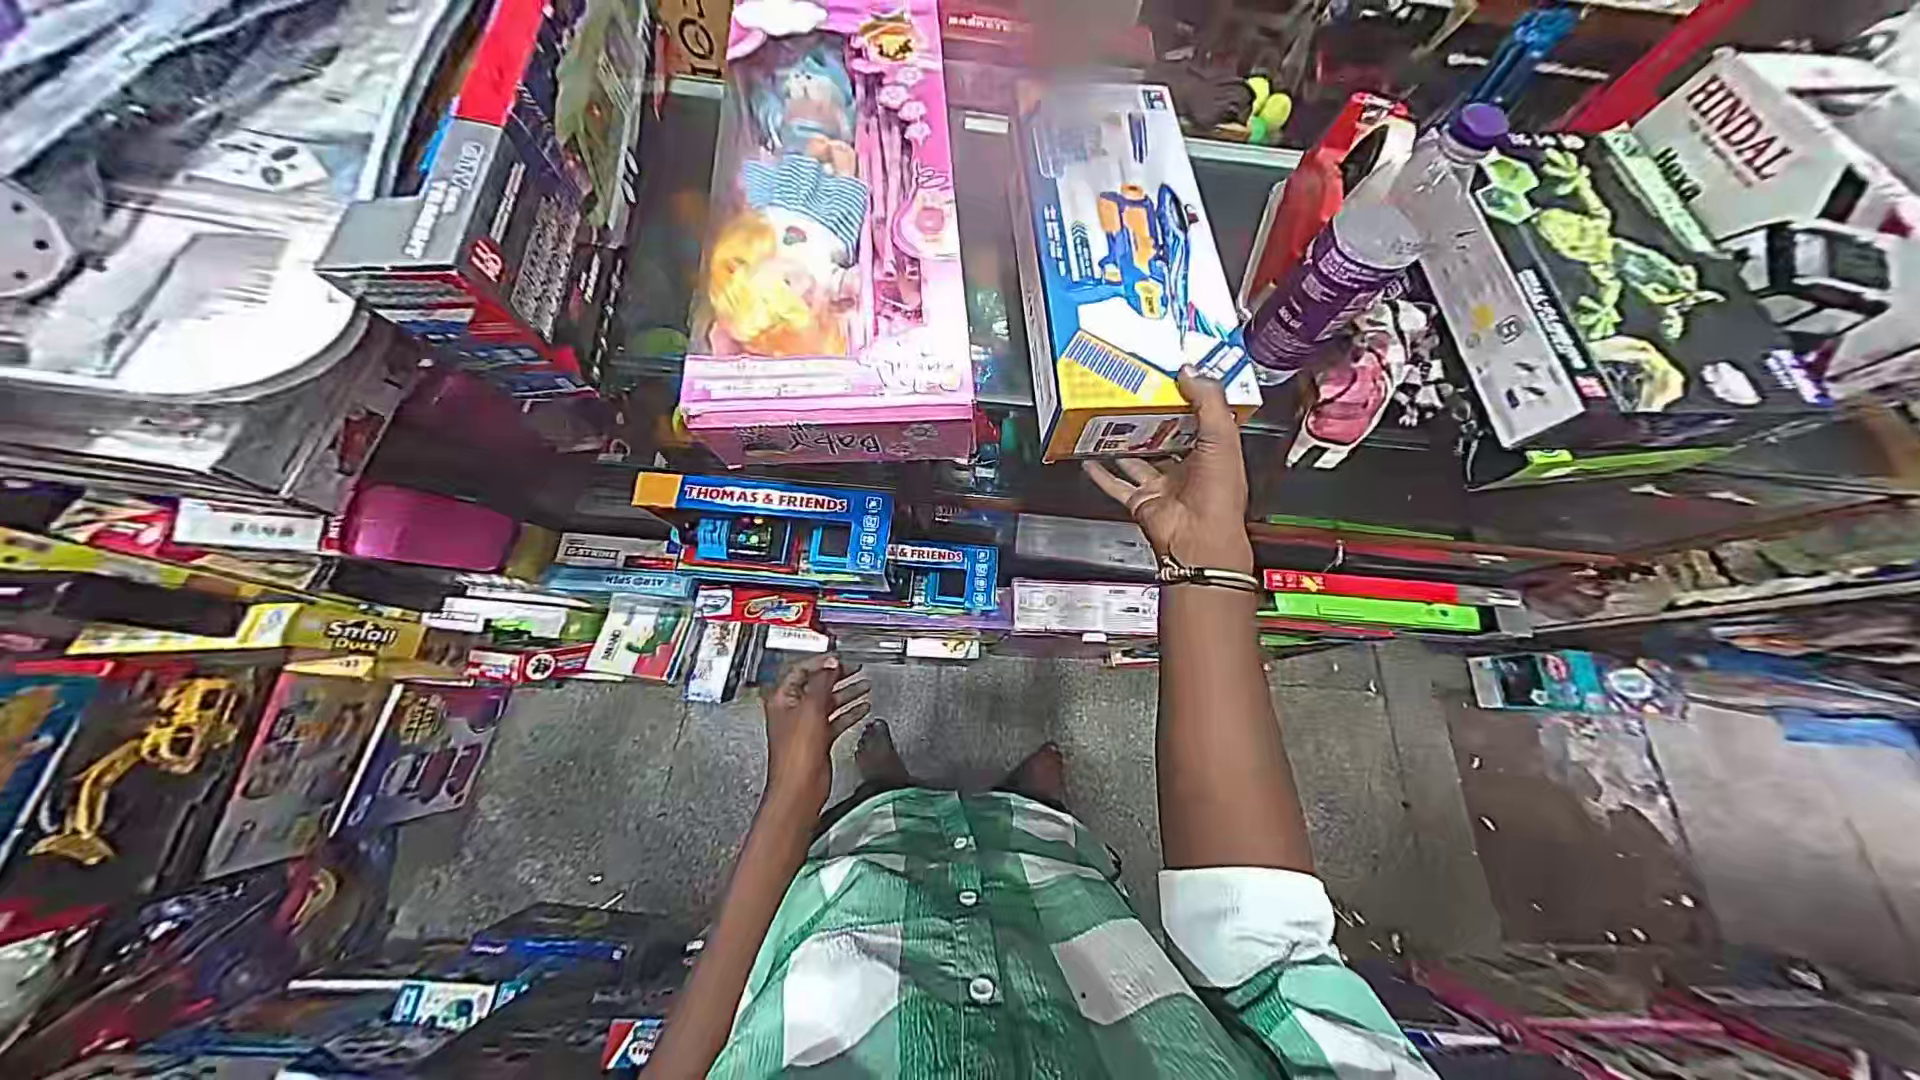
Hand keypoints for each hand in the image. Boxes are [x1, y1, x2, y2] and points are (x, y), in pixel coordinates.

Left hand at [761, 654, 870, 810]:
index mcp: (783, 699)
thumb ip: (822, 683)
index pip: (801, 671)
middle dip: (838, 676)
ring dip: (848, 693)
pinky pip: (837, 720)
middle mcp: (793, 711)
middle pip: (817, 686)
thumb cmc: (796, 754)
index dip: (821, 663)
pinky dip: (850, 713)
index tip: (838, 659)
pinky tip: (862, 708)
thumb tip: (830, 665)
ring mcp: (806, 726)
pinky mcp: (819, 739)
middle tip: (855, 668)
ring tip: (864, 685)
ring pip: (829, 703)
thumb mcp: (811, 707)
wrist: (800, 787)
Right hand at [1083, 366, 1253, 573]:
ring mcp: (1161, 486)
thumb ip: (1207, 401)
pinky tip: (1089, 459)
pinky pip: (1115, 485)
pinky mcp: (1140, 501)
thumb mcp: (1222, 435)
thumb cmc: (1219, 494)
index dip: (1187, 400)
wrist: (1199, 538)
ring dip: (1123, 444)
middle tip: (1132, 398)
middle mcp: (1186, 470)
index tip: (1170, 380)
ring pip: (1137, 460)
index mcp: (1212, 454)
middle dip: (1150, 421)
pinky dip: (1101, 474)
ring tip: (1107, 422)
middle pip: (1163, 439)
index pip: (1199, 421)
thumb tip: (1189, 371)